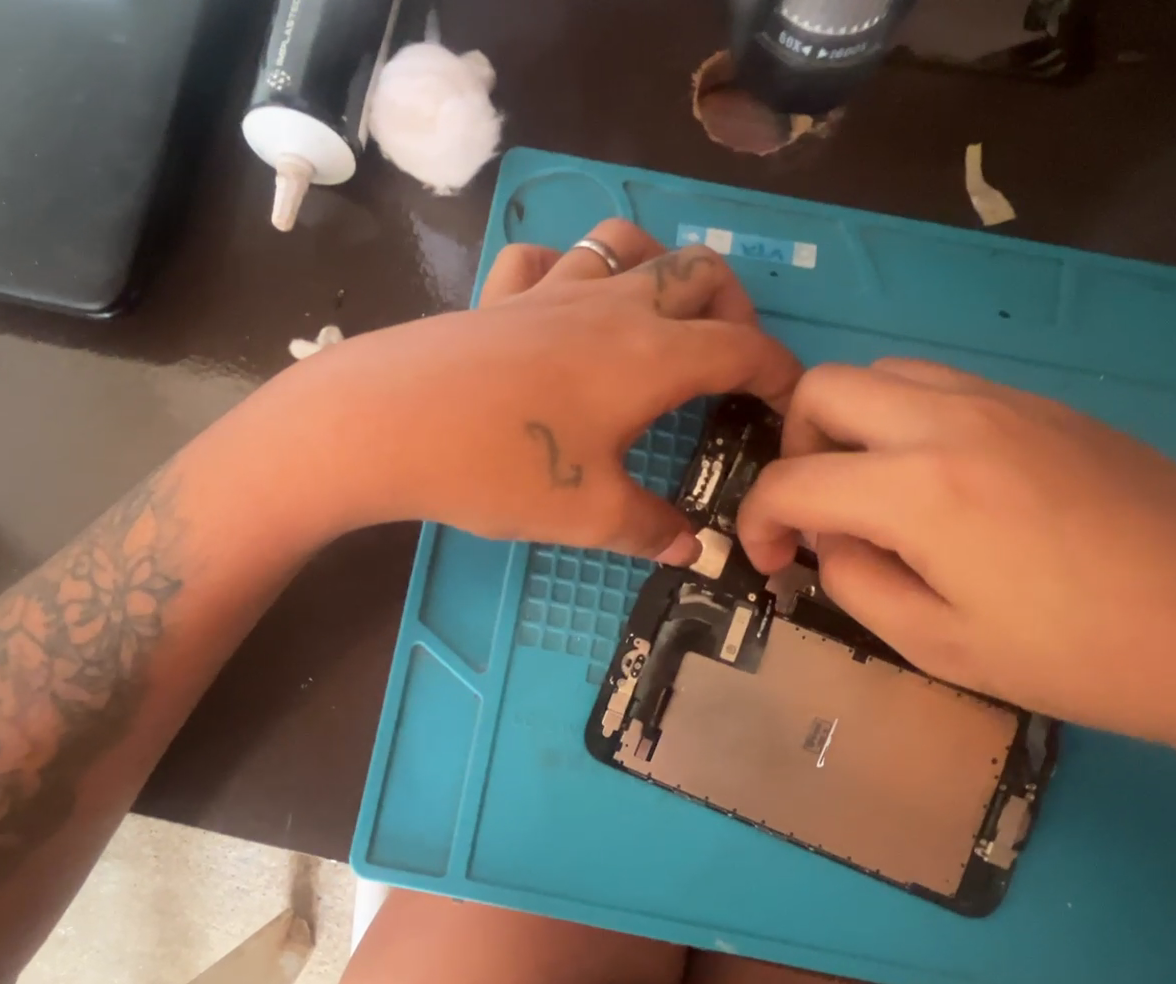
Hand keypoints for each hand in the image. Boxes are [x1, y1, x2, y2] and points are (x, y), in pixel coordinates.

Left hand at [248, 219, 801, 562]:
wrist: (385, 426)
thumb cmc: (501, 469)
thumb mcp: (588, 515)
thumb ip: (650, 529)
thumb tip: (692, 549)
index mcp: (653, 356)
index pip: (743, 347)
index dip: (780, 372)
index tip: (789, 400)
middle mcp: (612, 307)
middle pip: (698, 270)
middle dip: (732, 306)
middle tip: (726, 357)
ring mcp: (550, 290)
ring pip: (624, 242)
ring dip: (656, 267)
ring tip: (654, 315)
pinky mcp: (497, 295)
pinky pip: (543, 259)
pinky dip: (567, 271)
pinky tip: (559, 307)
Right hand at [735, 360, 1175, 766]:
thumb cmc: (1084, 659)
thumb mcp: (940, 647)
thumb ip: (855, 582)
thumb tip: (829, 540)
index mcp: (917, 487)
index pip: (790, 479)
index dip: (757, 521)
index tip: (770, 561)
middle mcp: (951, 419)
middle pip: (824, 387)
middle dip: (794, 446)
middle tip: (818, 511)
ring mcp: (1007, 402)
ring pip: (885, 374)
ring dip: (852, 426)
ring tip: (876, 495)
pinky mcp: (1049, 407)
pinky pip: (945, 387)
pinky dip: (908, 423)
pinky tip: (944, 488)